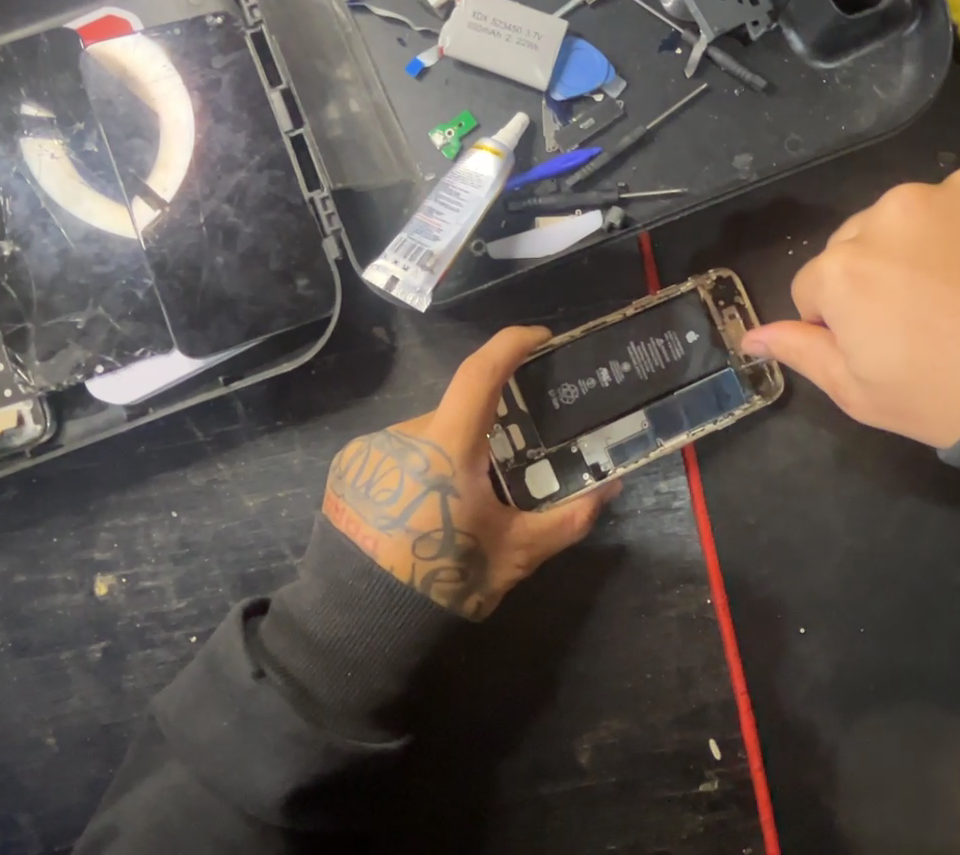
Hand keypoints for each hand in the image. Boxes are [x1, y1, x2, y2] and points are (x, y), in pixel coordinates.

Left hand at [322, 327, 619, 619]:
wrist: (359, 621)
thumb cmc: (443, 580)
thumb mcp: (515, 553)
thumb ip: (567, 517)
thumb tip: (610, 486)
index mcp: (447, 446)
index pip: (481, 373)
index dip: (512, 345)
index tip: (541, 338)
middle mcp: (404, 435)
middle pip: (459, 412)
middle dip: (488, 430)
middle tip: (511, 467)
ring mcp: (370, 450)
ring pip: (429, 434)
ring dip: (453, 453)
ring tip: (467, 502)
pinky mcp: (349, 468)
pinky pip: (399, 454)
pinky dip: (423, 468)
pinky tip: (428, 509)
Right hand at [740, 167, 959, 448]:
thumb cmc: (954, 396)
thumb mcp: (862, 393)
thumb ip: (800, 353)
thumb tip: (749, 334)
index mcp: (840, 272)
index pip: (812, 288)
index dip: (841, 322)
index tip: (884, 346)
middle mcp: (880, 217)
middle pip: (852, 247)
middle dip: (872, 278)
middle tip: (924, 320)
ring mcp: (941, 194)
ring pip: (900, 221)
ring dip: (913, 248)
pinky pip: (953, 204)